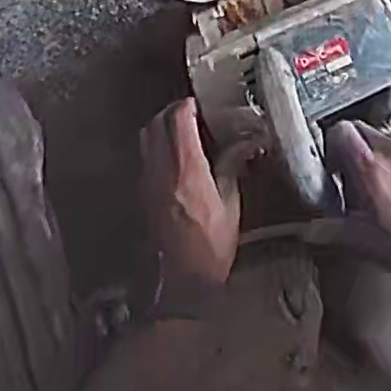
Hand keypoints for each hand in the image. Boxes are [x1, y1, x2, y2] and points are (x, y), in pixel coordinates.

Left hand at [139, 98, 256, 293]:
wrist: (178, 285)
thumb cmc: (210, 249)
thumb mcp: (230, 206)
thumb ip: (232, 167)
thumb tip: (248, 141)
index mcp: (186, 170)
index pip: (178, 120)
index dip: (187, 105)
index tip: (200, 104)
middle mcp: (161, 169)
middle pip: (157, 122)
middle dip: (172, 111)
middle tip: (192, 112)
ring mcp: (147, 180)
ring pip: (146, 136)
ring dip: (161, 125)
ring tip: (182, 130)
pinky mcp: (141, 192)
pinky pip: (145, 154)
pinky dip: (155, 143)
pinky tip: (173, 155)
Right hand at [327, 120, 390, 294]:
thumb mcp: (368, 239)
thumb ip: (332, 227)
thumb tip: (306, 230)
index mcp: (373, 168)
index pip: (339, 131)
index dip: (331, 146)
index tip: (333, 166)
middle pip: (358, 129)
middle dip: (352, 149)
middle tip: (353, 177)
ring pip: (380, 136)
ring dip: (375, 153)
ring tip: (383, 186)